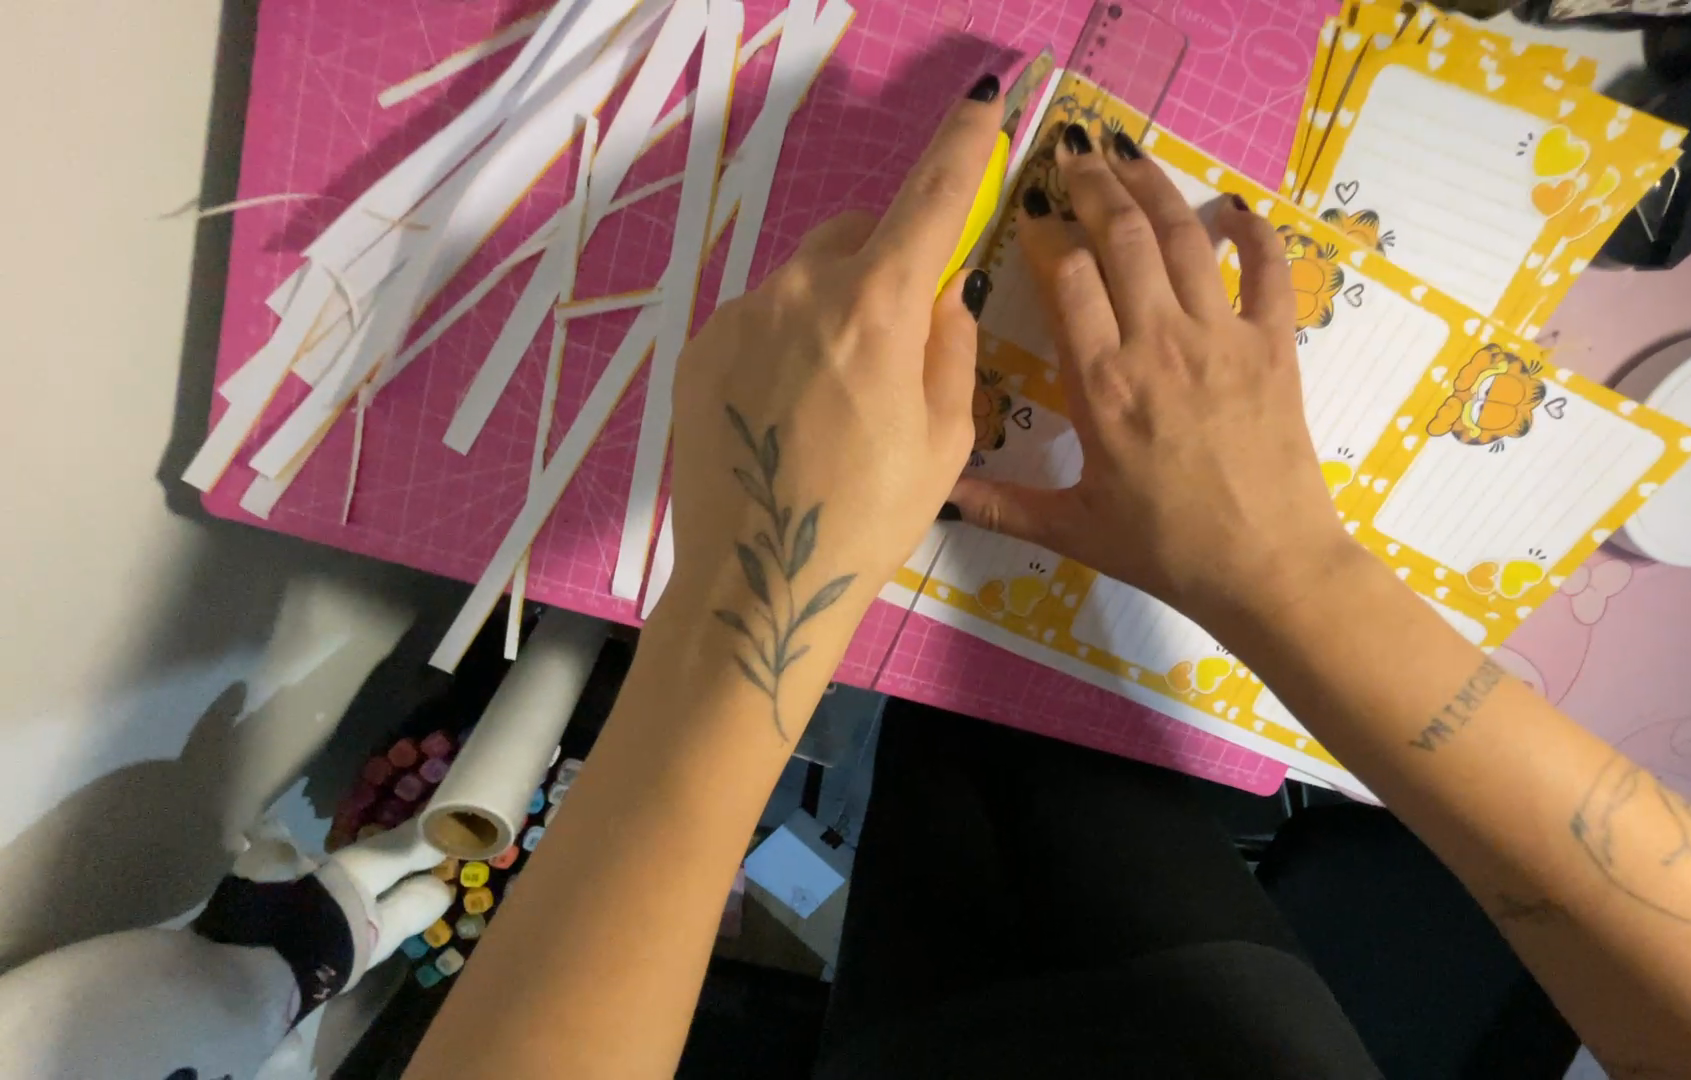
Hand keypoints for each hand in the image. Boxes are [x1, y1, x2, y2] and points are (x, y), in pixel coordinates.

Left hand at [661, 76, 1001, 694]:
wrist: (759, 580)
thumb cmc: (872, 518)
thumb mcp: (946, 441)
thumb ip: (952, 348)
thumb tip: (940, 291)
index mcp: (874, 308)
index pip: (929, 199)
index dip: (963, 148)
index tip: (982, 106)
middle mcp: (800, 289)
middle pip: (858, 236)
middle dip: (888, 265)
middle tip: (899, 342)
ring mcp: (740, 315)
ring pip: (807, 278)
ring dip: (837, 307)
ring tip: (838, 396)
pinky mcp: (702, 348)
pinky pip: (763, 316)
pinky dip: (790, 338)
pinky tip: (790, 410)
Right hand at [948, 126, 1357, 624]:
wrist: (1266, 569)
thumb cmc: (1164, 550)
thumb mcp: (1072, 530)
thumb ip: (1001, 505)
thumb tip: (939, 494)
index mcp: (1101, 386)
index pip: (1068, 278)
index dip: (1048, 235)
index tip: (1034, 216)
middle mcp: (1158, 345)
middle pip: (1123, 237)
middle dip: (1093, 187)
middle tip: (1073, 156)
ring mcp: (1222, 339)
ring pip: (1185, 238)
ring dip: (1154, 187)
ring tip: (1127, 154)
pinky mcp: (1275, 347)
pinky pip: (1270, 270)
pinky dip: (1255, 231)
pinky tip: (1234, 208)